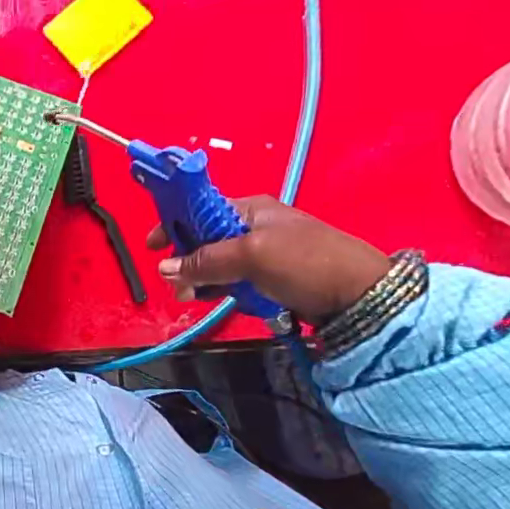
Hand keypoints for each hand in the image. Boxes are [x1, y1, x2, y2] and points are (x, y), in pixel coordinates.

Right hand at [147, 196, 390, 322]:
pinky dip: (219, 290)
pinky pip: (230, 281)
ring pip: (213, 264)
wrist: (357, 294)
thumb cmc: (305, 262)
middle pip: (202, 239)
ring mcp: (259, 253)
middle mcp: (251, 226)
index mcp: (249, 209)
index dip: (173, 222)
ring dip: (199, 279)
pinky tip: (216, 300)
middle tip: (177, 284)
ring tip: (194, 297)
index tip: (152, 245)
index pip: (199, 209)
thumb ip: (206, 261)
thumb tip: (164, 268)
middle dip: (184, 260)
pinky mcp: (266, 277)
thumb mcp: (252, 256)